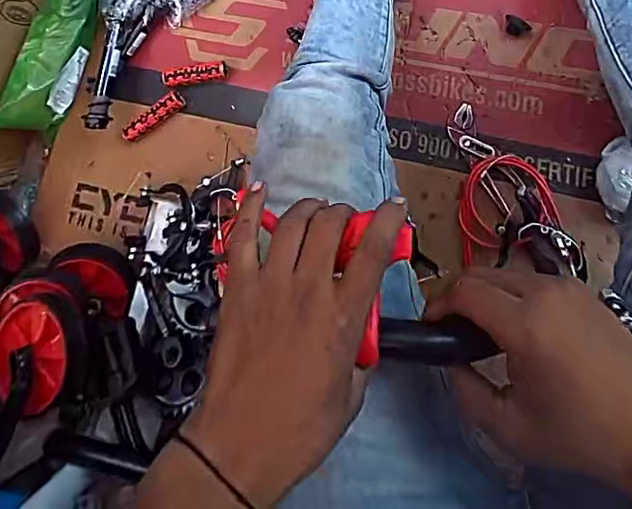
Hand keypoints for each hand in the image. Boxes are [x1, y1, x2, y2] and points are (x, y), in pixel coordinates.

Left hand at [167, 182, 408, 506]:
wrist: (241, 440)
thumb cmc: (300, 427)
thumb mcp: (351, 394)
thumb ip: (359, 351)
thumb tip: (358, 326)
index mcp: (342, 318)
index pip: (372, 254)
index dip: (387, 222)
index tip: (393, 207)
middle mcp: (307, 290)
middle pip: (329, 227)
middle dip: (343, 214)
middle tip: (345, 220)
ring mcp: (268, 282)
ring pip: (291, 223)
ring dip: (308, 209)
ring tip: (315, 211)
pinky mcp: (237, 284)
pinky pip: (241, 234)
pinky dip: (250, 207)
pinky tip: (259, 191)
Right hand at [427, 267, 631, 494]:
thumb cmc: (582, 434)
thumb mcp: (512, 429)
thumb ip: (465, 391)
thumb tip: (449, 359)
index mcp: (527, 324)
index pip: (463, 291)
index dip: (438, 304)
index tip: (432, 325)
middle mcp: (545, 293)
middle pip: (479, 275)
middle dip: (458, 297)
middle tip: (456, 327)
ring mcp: (567, 287)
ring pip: (504, 274)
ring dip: (486, 293)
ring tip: (489, 328)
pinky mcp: (582, 290)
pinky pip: (532, 280)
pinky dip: (515, 295)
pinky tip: (524, 326)